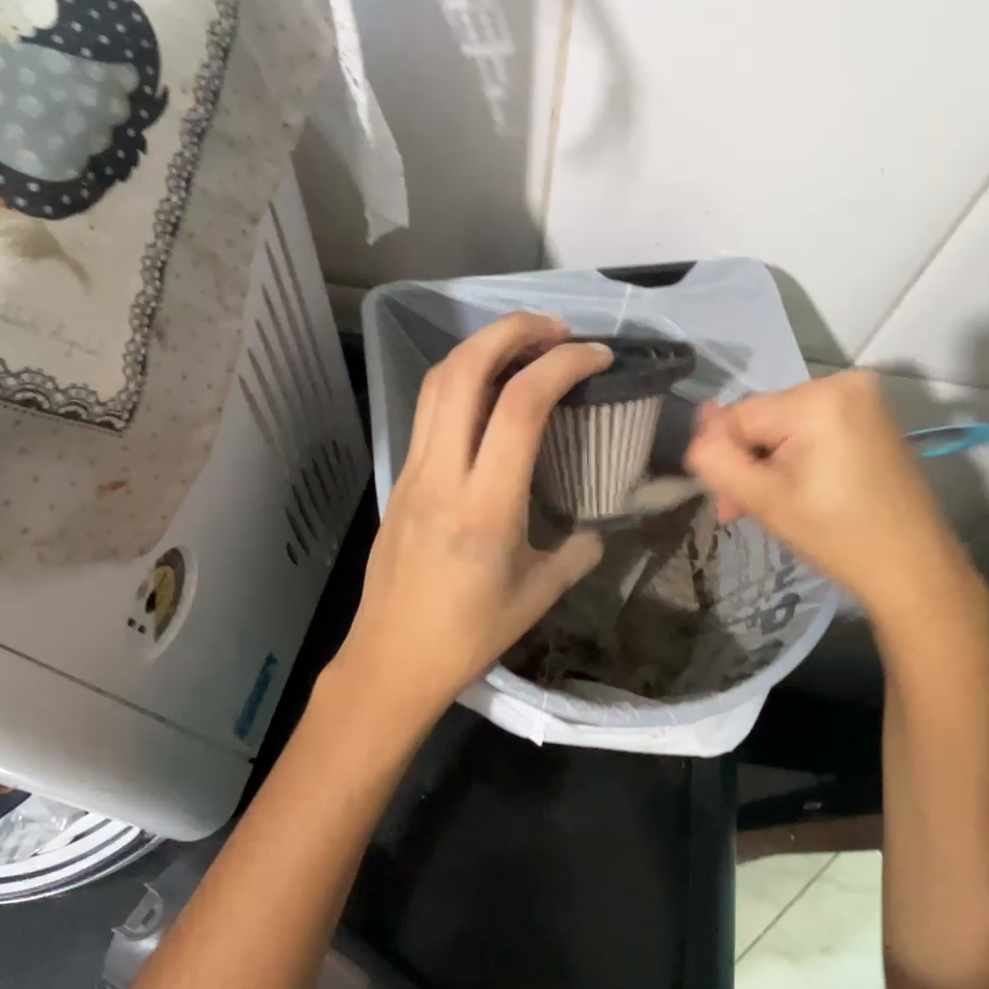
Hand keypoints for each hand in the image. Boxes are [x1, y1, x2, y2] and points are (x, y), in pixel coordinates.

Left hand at [334, 314, 610, 719]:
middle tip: (557, 329)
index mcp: (485, 506)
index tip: (597, 355)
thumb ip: (577, 553)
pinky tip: (490, 392)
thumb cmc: (468, 636)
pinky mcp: (399, 478)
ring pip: (437, 382)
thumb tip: (596, 529)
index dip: (562, 364)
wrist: (391, 660)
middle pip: (464, 370)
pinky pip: (427, 410)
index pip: (520, 406)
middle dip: (512, 330)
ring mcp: (412, 472)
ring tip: (525, 346)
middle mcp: (442, 475)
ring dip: (482, 347)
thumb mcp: (538, 596)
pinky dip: (462, 379)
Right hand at [683, 371, 988, 624]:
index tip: (727, 503)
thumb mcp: (763, 499)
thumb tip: (697, 428)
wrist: (913, 569)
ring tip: (770, 506)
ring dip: (769, 463)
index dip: (724, 456)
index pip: (738, 416)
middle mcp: (844, 383)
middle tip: (742, 511)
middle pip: (763, 419)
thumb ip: (717, 459)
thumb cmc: (837, 537)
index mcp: (817, 398)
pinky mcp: (873, 418)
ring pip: (784, 426)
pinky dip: (798, 457)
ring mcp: (863, 399)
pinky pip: (813, 429)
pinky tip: (799, 491)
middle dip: (748, 462)